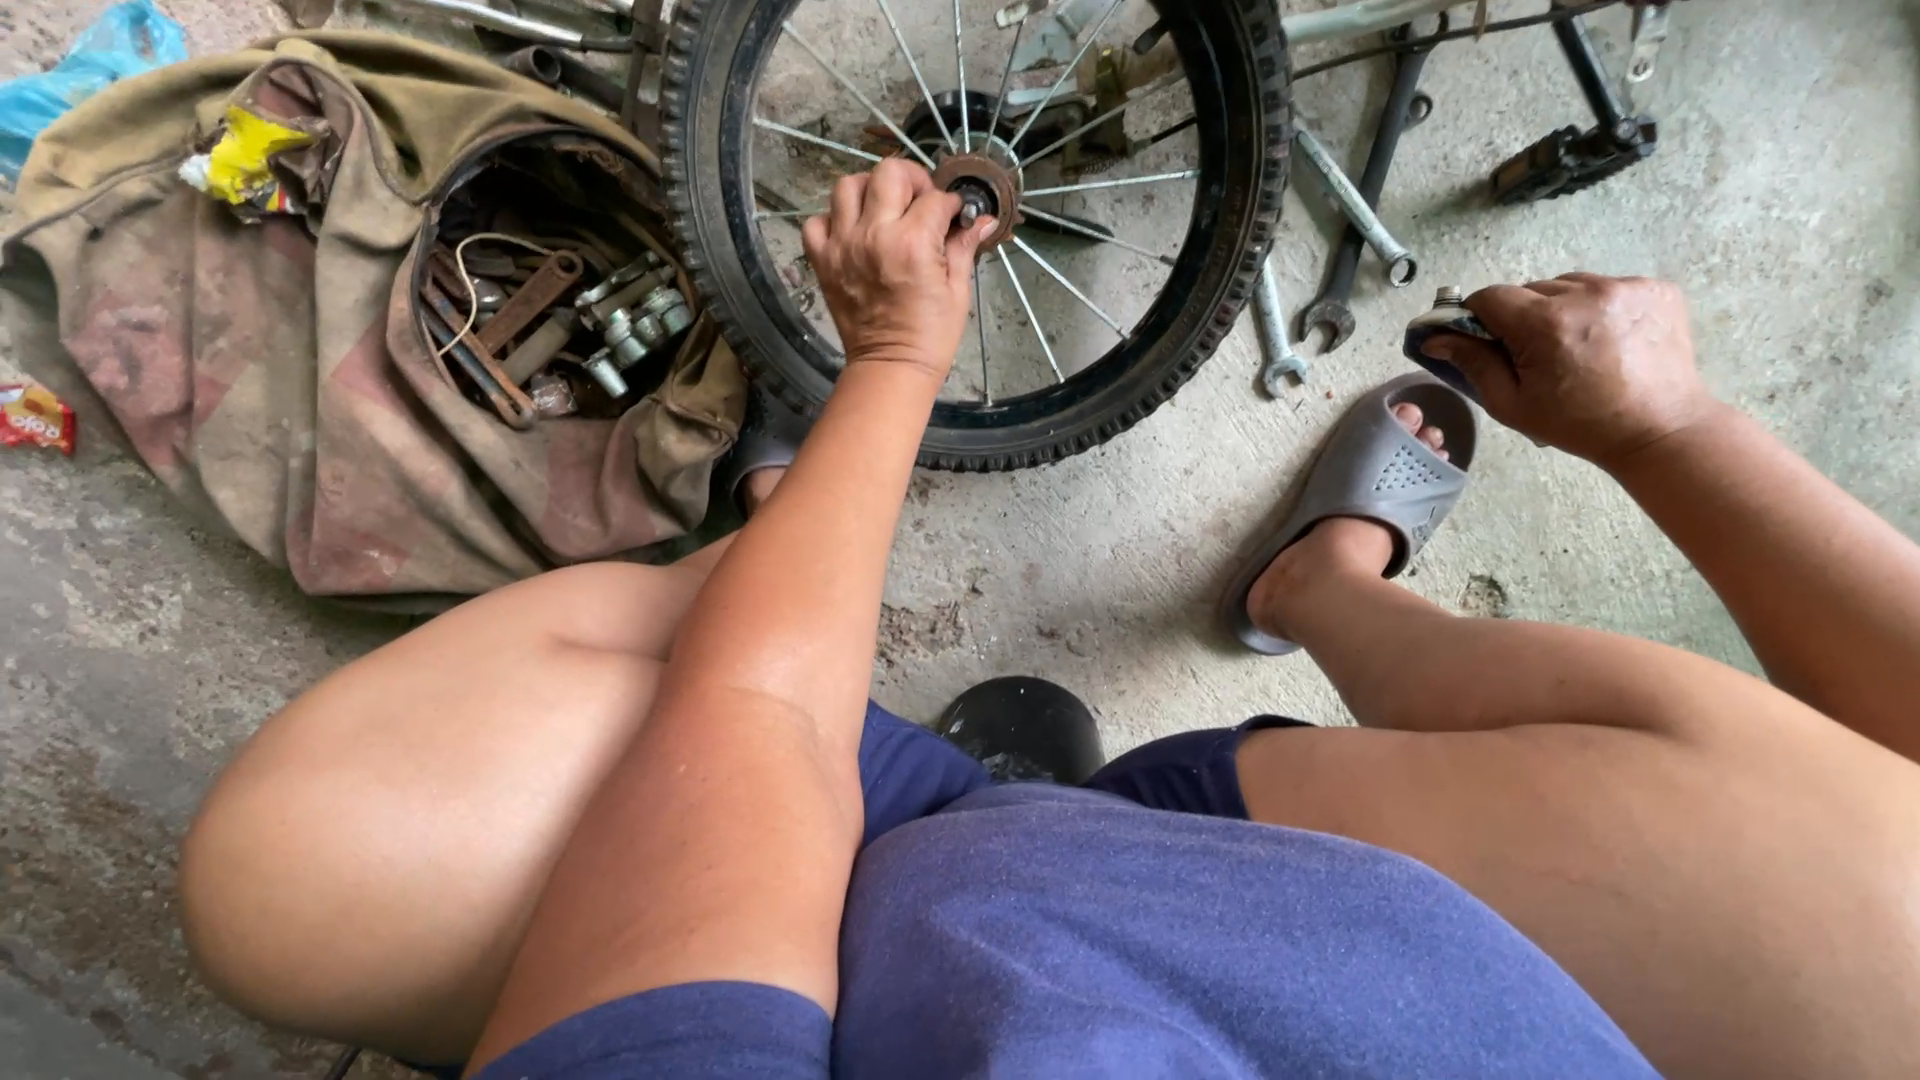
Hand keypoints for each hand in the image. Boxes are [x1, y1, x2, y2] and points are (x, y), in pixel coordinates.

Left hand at [802, 159, 994, 380]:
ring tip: (883, 210)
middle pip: (889, 173)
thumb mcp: (957, 291)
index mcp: (913, 243)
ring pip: (847, 186)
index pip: (935, 199)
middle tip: (919, 202)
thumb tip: (983, 220)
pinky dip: (833, 220)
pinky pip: (817, 222)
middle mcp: (874, 235)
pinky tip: (853, 233)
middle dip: (911, 180)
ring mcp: (843, 246)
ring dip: (869, 190)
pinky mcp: (823, 262)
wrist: (891, 368)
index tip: (953, 217)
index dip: (950, 204)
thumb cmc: (931, 336)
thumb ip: (964, 247)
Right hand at [1424, 273, 1720, 466]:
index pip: (1490, 296)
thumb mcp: (1508, 402)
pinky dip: (1594, 306)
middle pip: (1529, 289)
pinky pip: (1605, 287)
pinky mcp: (1656, 288)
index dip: (1476, 316)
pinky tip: (1602, 337)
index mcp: (1545, 324)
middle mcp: (1587, 294)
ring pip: (1567, 285)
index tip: (1479, 337)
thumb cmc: (1575, 423)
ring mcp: (1628, 287)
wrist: (1659, 427)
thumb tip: (1435, 338)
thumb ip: (1472, 363)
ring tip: (1570, 343)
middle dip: (1520, 316)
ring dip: (1557, 308)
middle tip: (1530, 351)